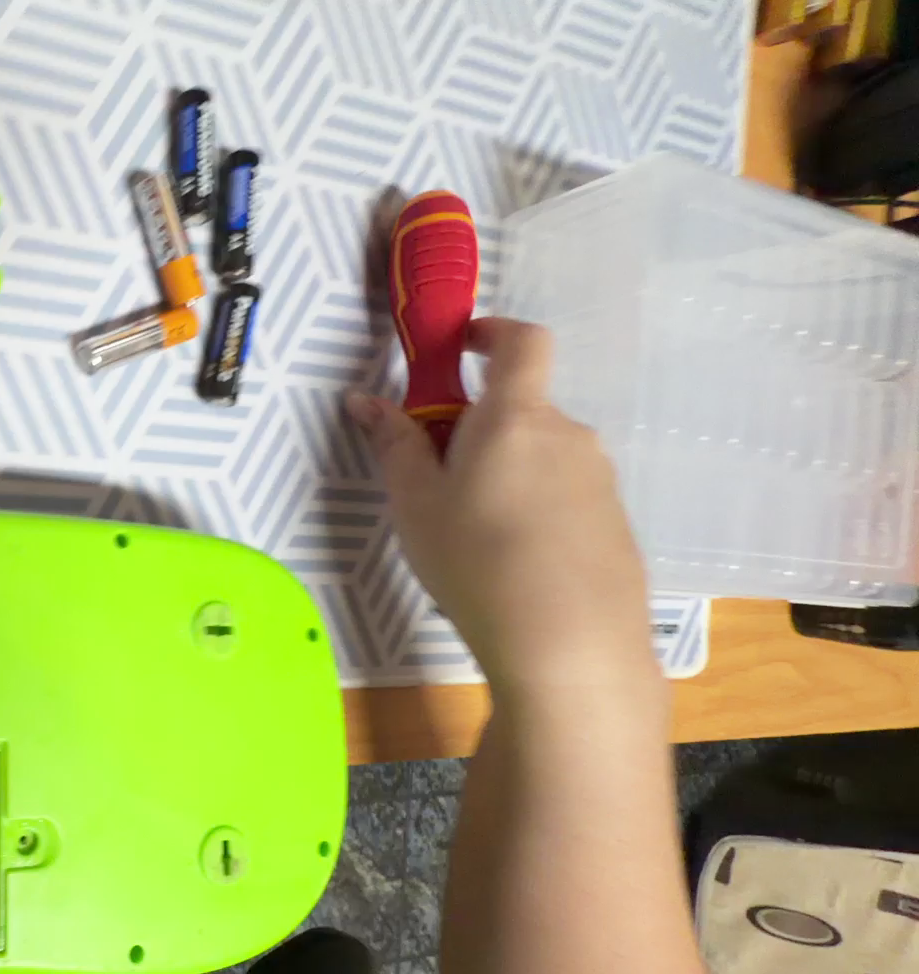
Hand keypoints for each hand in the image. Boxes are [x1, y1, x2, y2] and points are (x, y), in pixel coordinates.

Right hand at [347, 318, 662, 703]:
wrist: (566, 641)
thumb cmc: (471, 557)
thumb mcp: (414, 500)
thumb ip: (393, 443)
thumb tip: (364, 399)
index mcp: (515, 419)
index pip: (521, 342)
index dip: (491, 332)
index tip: (459, 348)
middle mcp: (567, 434)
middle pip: (518, 408)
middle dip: (473, 426)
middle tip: (431, 478)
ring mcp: (596, 477)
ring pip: (536, 452)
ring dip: (499, 467)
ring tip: (465, 529)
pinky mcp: (610, 518)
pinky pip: (559, 489)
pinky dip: (526, 500)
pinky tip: (504, 555)